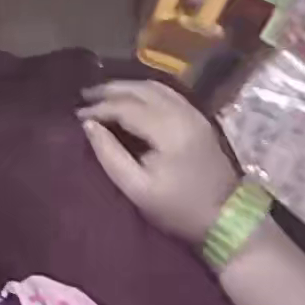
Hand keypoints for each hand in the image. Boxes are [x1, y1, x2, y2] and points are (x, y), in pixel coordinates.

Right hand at [78, 80, 238, 242]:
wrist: (226, 218)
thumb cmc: (177, 208)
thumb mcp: (137, 188)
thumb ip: (110, 154)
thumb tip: (88, 126)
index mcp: (168, 131)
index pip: (125, 107)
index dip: (99, 108)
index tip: (77, 116)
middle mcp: (182, 114)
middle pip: (140, 89)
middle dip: (109, 90)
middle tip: (84, 96)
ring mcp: (193, 113)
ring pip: (154, 87)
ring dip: (126, 87)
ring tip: (102, 94)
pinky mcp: (198, 118)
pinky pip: (167, 93)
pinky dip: (143, 90)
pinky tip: (129, 97)